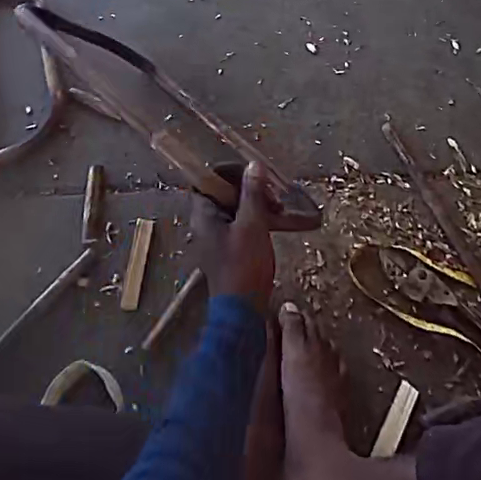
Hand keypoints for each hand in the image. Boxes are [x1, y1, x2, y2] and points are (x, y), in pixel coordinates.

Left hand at [193, 162, 276, 305]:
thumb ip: (252, 194)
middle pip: (222, 193)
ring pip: (233, 209)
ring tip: (278, 206)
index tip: (252, 173)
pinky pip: (239, 224)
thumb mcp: (252, 226)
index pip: (207, 179)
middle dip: (247, 188)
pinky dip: (255, 219)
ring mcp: (216, 237)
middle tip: (271, 192)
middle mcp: (204, 223)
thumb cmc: (243, 267)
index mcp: (202, 214)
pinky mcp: (228, 250)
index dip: (228, 171)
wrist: (243, 314)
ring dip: (254, 204)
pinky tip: (276, 221)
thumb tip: (254, 166)